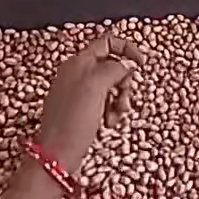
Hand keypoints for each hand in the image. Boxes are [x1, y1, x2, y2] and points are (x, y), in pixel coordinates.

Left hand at [36, 35, 143, 164]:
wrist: (56, 156)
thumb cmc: (73, 120)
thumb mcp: (96, 86)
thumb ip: (114, 68)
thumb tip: (128, 64)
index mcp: (79, 62)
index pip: (108, 42)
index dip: (128, 49)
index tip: (141, 65)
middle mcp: (78, 73)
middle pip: (113, 65)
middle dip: (124, 81)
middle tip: (122, 98)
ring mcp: (79, 92)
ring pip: (112, 85)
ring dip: (120, 99)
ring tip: (115, 116)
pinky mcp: (82, 110)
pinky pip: (105, 102)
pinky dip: (112, 110)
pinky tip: (109, 123)